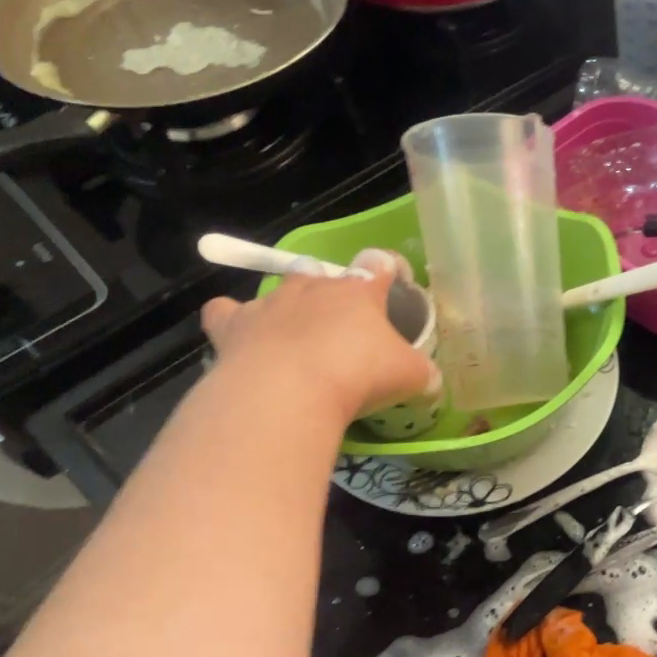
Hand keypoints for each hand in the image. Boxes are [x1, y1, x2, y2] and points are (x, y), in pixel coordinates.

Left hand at [200, 248, 439, 425]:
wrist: (289, 392)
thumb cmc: (360, 374)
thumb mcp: (411, 376)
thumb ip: (421, 371)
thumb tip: (430, 379)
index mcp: (360, 291)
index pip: (379, 264)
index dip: (388, 269)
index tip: (394, 282)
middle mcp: (314, 287)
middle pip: (323, 274)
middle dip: (331, 293)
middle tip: (341, 328)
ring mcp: (271, 303)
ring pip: (279, 289)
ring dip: (289, 308)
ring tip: (296, 339)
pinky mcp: (234, 324)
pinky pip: (226, 312)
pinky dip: (232, 321)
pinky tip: (243, 338)